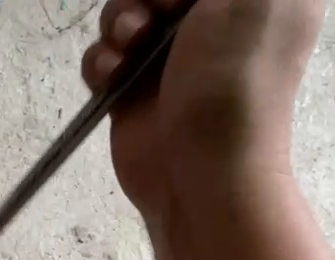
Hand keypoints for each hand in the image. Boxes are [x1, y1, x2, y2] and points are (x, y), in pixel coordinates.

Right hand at [83, 0, 324, 217]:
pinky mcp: (130, 89)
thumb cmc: (235, 79)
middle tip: (158, 12)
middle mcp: (209, 17)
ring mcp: (166, 55)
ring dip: (117, 23)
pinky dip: (99, 63)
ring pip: (123, 13)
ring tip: (130, 46)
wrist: (201, 168)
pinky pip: (101, 58)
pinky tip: (112, 77)